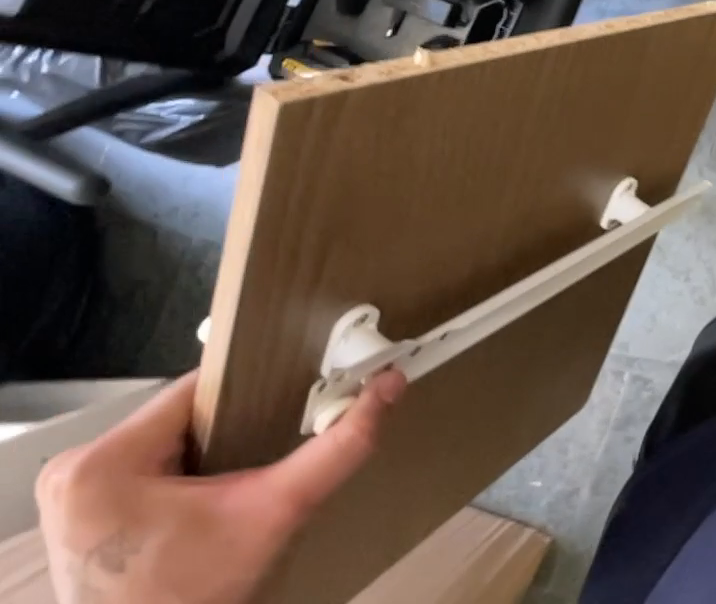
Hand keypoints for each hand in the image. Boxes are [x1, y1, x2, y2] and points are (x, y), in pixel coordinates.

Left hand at [36, 368, 405, 603]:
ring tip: (255, 468)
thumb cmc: (193, 594)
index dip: (262, 385)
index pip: (205, 387)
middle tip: (283, 440)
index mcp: (102, 461)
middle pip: (191, 412)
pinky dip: (198, 467)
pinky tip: (223, 490)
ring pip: (177, 435)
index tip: (306, 392)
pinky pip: (156, 462)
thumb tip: (389, 385)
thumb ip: (340, 446)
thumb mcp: (279, 510)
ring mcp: (73, 492)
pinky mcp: (83, 511)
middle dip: (245, 421)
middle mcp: (76, 469)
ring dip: (223, 443)